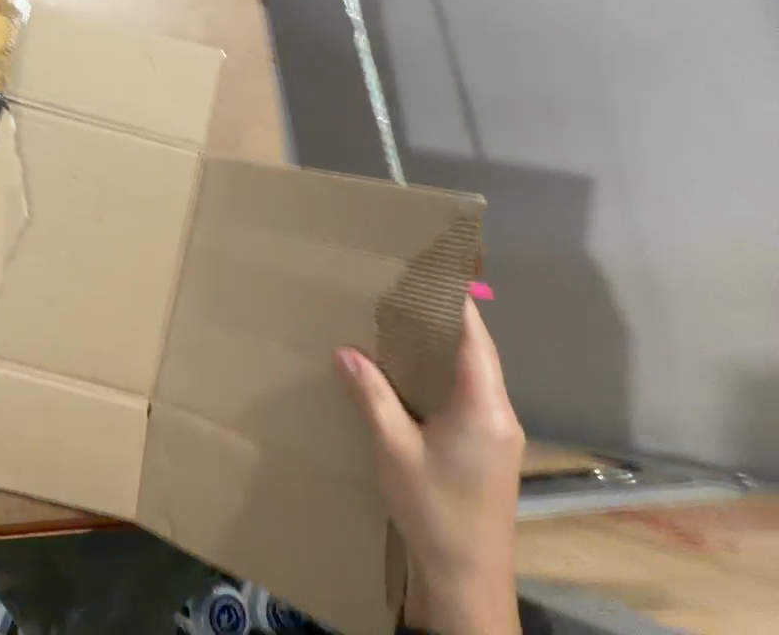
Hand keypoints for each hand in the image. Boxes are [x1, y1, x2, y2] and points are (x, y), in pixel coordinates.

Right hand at [336, 299, 524, 634]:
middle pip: (476, 354)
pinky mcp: (485, 448)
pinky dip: (438, 374)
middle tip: (401, 290)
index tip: (436, 272)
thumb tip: (346, 350)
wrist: (466, 572)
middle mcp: (498, 414)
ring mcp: (495, 433)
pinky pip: (464, 395)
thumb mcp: (394, 449)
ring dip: (440, 348)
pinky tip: (406, 373)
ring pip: (470, 375)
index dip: (458, 306)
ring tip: (396, 322)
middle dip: (444, 321)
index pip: (474, 343)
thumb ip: (373, 396)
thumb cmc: (433, 507)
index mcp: (483, 409)